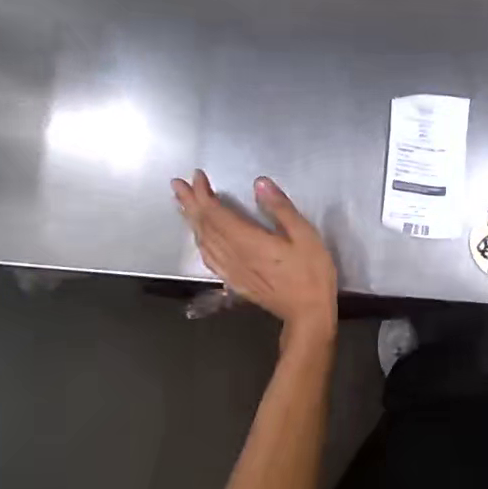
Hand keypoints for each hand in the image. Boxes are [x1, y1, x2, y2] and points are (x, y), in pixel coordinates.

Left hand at [172, 170, 337, 335]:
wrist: (307, 312)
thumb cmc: (310, 272)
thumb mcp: (305, 235)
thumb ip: (280, 208)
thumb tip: (259, 184)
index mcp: (247, 241)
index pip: (216, 213)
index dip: (202, 194)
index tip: (196, 176)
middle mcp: (233, 255)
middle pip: (204, 226)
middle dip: (189, 203)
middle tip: (177, 184)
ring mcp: (231, 270)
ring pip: (203, 242)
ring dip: (191, 221)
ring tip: (183, 205)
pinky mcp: (234, 280)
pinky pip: (209, 258)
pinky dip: (200, 242)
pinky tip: (200, 238)